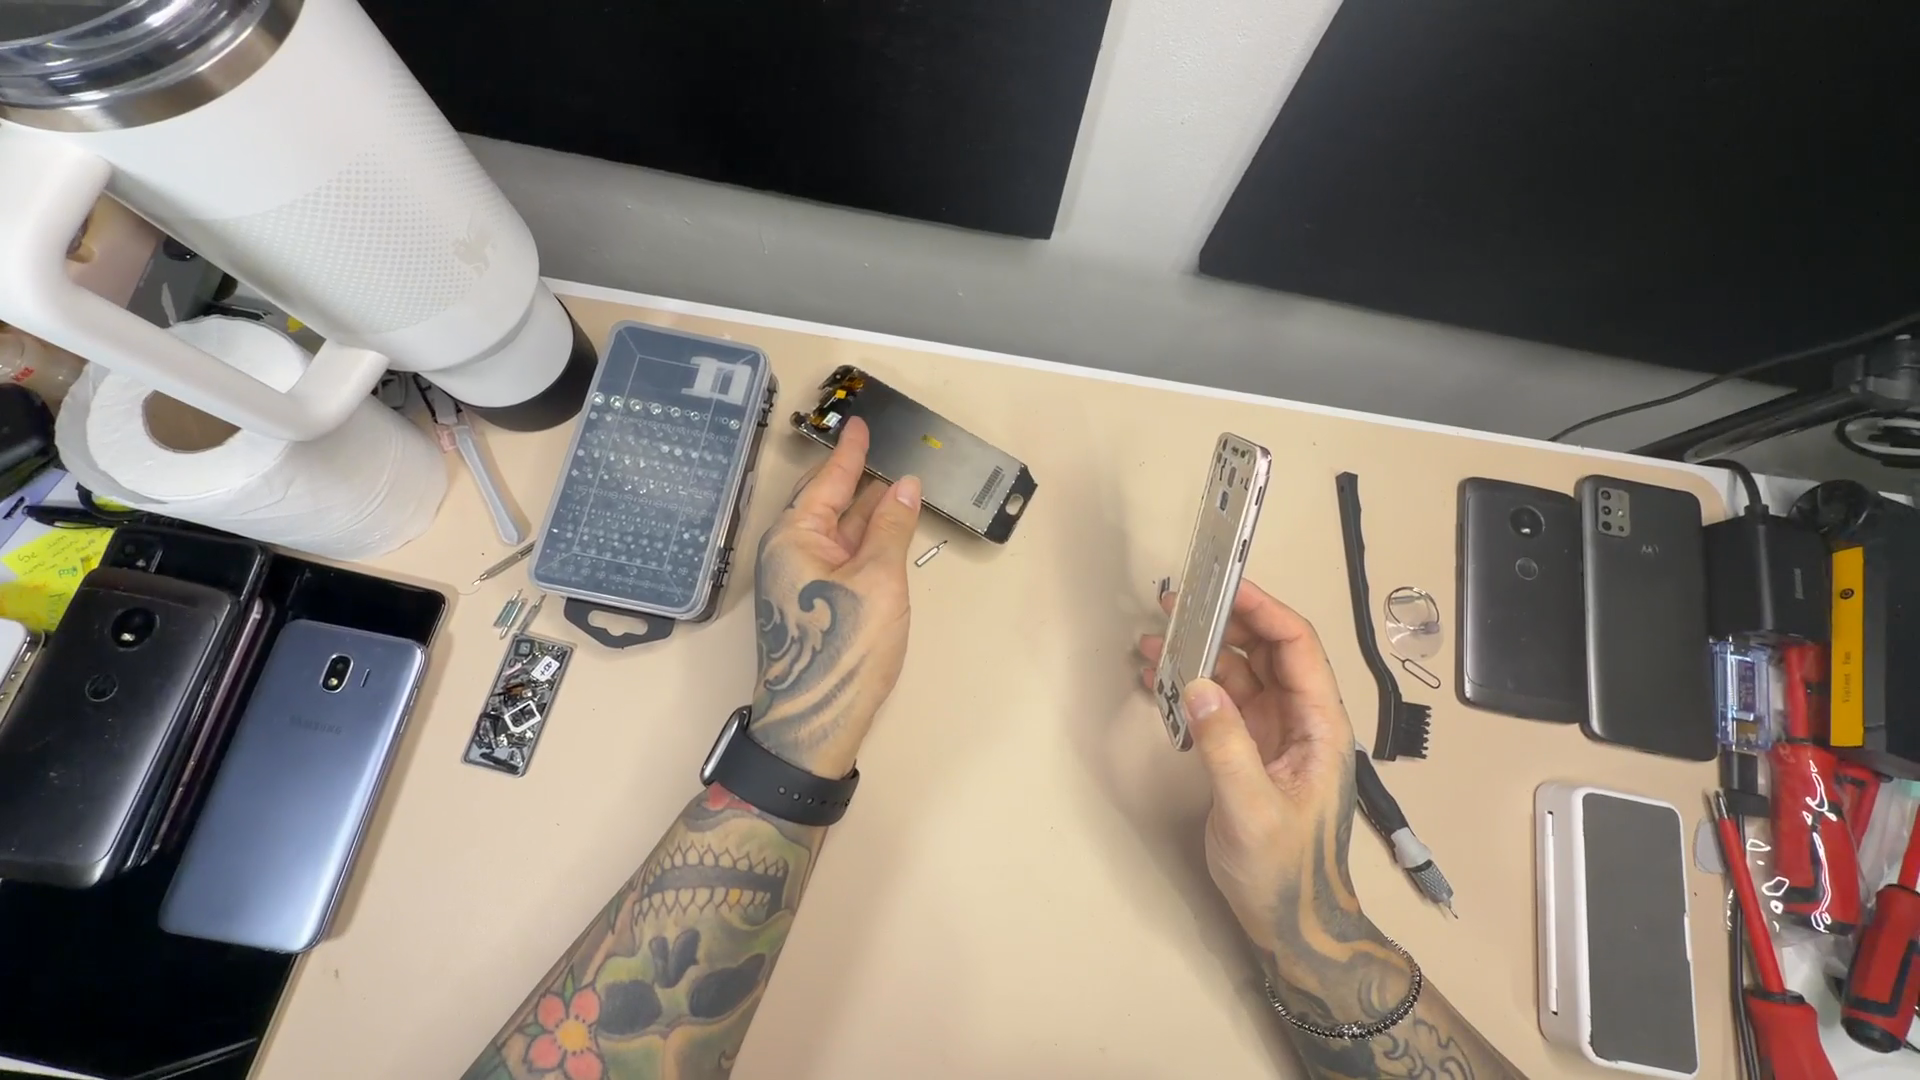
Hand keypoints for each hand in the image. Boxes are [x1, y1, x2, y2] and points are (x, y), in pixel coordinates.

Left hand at [751, 417, 921, 777]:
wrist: (817, 721)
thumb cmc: (844, 647)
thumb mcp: (878, 580)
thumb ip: (892, 528)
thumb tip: (905, 485)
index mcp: (795, 536)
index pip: (829, 481)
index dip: (850, 453)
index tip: (860, 425)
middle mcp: (792, 551)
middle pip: (830, 503)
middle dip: (859, 479)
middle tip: (886, 452)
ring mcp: (802, 579)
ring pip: (840, 531)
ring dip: (869, 510)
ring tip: (898, 486)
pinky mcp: (815, 602)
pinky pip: (843, 557)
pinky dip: (867, 539)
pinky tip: (888, 531)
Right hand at [1137, 580, 1368, 966]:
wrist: (1291, 923)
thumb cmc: (1285, 871)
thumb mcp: (1253, 810)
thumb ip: (1226, 746)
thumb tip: (1195, 684)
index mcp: (1319, 724)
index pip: (1296, 647)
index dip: (1262, 609)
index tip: (1221, 586)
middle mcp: (1297, 718)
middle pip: (1263, 652)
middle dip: (1221, 623)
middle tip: (1172, 607)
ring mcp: (1270, 733)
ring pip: (1235, 674)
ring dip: (1196, 655)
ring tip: (1150, 643)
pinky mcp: (1246, 749)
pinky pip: (1217, 703)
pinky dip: (1188, 688)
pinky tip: (1156, 682)